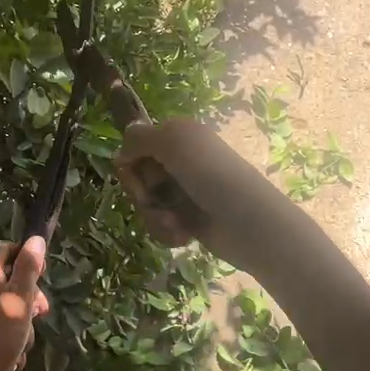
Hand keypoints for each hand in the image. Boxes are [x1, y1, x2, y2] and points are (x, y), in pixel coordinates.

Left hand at [0, 237, 50, 370]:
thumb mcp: (21, 298)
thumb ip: (29, 267)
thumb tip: (36, 239)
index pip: (6, 248)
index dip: (27, 257)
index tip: (43, 276)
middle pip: (9, 280)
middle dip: (29, 298)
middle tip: (42, 314)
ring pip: (7, 308)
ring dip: (21, 325)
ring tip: (23, 345)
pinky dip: (8, 341)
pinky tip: (13, 359)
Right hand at [115, 119, 290, 269]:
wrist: (249, 223)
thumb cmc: (211, 176)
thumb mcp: (173, 143)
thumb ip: (139, 138)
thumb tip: (121, 148)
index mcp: (177, 135)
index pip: (134, 145)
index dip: (130, 163)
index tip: (135, 175)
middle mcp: (179, 160)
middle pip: (136, 177)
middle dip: (142, 194)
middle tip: (156, 201)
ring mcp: (183, 191)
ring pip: (145, 204)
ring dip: (155, 217)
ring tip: (176, 224)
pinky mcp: (187, 219)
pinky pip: (159, 224)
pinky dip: (167, 231)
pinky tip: (184, 235)